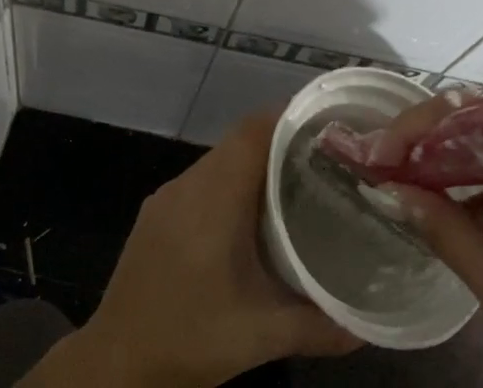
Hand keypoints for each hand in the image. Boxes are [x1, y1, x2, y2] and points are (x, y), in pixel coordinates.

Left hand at [21, 111, 357, 387]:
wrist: (116, 363)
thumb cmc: (189, 337)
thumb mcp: (262, 336)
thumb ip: (319, 326)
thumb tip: (366, 328)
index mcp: (213, 197)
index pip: (253, 131)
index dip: (291, 119)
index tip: (331, 126)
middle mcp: (187, 185)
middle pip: (239, 143)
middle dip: (283, 144)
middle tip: (327, 162)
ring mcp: (166, 199)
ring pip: (219, 163)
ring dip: (256, 168)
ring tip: (299, 188)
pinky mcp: (155, 217)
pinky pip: (201, 184)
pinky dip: (231, 188)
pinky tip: (253, 221)